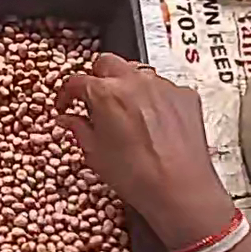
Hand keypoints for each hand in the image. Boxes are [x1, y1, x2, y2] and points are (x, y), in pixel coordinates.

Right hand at [56, 54, 233, 247]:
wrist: (179, 188)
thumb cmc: (137, 174)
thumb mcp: (94, 152)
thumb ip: (78, 128)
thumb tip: (69, 119)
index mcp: (105, 93)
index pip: (76, 81)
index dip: (66, 94)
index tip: (66, 104)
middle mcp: (133, 82)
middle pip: (106, 63)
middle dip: (96, 78)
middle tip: (92, 99)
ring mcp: (162, 86)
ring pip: (136, 71)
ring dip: (124, 85)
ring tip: (122, 110)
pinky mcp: (184, 95)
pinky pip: (162, 87)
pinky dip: (152, 97)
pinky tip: (150, 120)